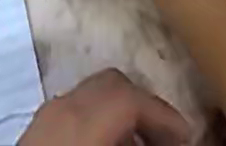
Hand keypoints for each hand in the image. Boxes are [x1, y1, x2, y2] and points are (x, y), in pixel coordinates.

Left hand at [18, 68, 190, 145]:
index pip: (128, 95)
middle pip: (111, 85)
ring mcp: (46, 115)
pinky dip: (102, 125)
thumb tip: (174, 143)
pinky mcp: (37, 130)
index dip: (163, 115)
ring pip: (93, 96)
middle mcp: (62, 106)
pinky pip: (76, 112)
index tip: (188, 139)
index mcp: (81, 118)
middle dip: (145, 109)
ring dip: (124, 117)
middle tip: (169, 142)